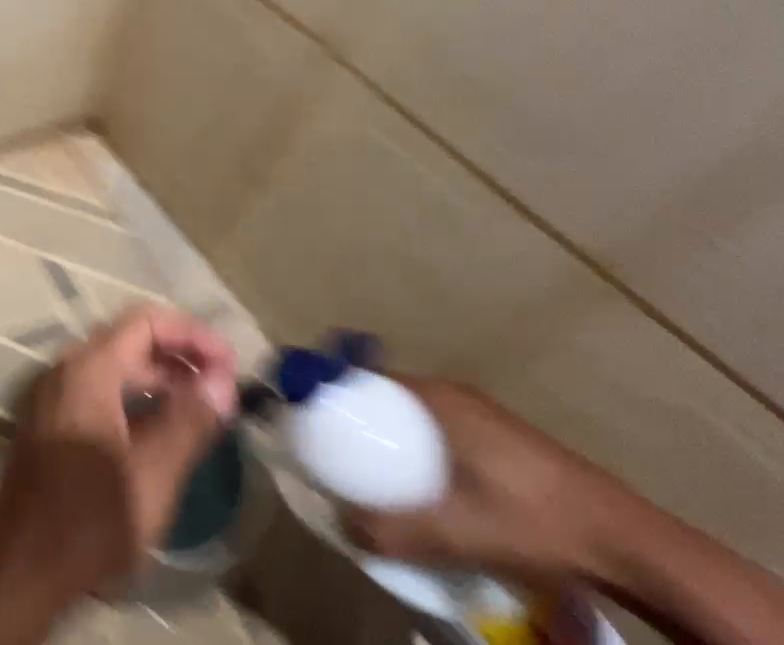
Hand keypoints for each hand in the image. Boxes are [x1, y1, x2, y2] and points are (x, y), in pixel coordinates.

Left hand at [0, 305, 238, 600]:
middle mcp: (63, 374)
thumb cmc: (90, 520)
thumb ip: (189, 421)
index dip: (192, 335)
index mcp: (86, 373)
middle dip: (180, 357)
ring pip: (113, 369)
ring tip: (205, 410)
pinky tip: (165, 431)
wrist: (22, 566)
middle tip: (226, 390)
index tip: (233, 367)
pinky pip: (98, 394)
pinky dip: (135, 399)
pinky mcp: (49, 426)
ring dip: (160, 380)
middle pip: (127, 342)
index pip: (144, 322)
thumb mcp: (153, 474)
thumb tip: (223, 380)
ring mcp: (51, 400)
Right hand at [342, 377, 632, 585]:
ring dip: (382, 442)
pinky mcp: (496, 440)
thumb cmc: (533, 520)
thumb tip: (343, 525)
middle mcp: (450, 394)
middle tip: (325, 457)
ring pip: (406, 419)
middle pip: (378, 398)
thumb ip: (388, 529)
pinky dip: (410, 453)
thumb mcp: (453, 532)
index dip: (322, 392)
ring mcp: (476, 416)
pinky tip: (413, 490)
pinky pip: (430, 435)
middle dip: (349, 423)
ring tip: (363, 478)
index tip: (295, 418)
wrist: (629, 547)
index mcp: (434, 396)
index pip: (356, 377)